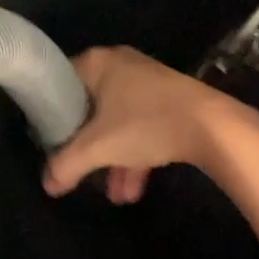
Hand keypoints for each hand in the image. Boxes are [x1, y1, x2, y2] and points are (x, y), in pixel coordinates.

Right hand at [42, 46, 243, 203]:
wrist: (212, 125)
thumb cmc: (146, 124)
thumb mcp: (98, 147)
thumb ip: (67, 165)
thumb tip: (47, 184)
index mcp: (98, 63)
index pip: (60, 82)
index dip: (50, 113)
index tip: (47, 141)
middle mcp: (120, 65)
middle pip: (90, 106)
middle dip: (87, 146)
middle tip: (78, 169)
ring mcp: (147, 82)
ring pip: (118, 121)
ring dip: (114, 159)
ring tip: (114, 195)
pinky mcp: (169, 100)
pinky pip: (141, 126)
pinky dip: (135, 155)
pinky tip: (133, 191)